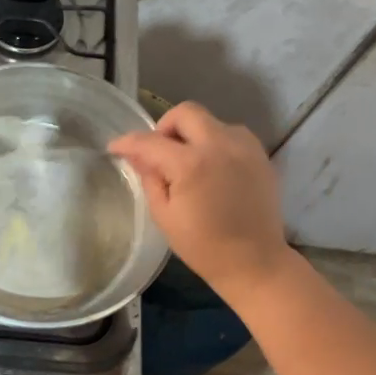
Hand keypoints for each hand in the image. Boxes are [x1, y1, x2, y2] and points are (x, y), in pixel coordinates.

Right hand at [109, 102, 294, 299]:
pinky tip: (212, 169)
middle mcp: (220, 145)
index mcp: (191, 164)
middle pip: (185, 112)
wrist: (255, 261)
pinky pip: (231, 134)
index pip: (150, 141)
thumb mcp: (164, 215)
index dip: (128, 143)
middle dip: (165, 127)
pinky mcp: (260, 154)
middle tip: (159, 152)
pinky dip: (215, 143)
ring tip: (189, 163)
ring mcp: (244, 147)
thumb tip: (138, 156)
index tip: (115, 148)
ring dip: (193, 134)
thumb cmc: (203, 246)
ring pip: (211, 121)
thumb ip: (150, 178)